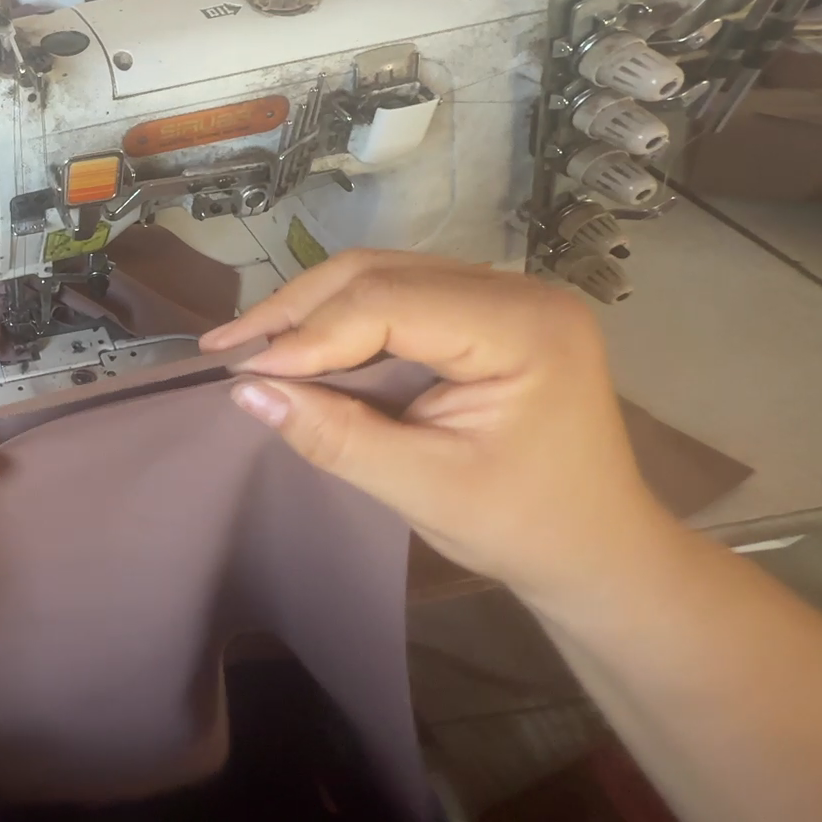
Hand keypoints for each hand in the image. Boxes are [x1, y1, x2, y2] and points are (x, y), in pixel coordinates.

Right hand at [199, 250, 677, 600]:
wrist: (595, 547)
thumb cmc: (523, 525)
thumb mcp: (424, 489)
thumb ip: (335, 436)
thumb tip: (245, 390)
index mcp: (523, 328)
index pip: (386, 303)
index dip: (307, 336)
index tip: (244, 374)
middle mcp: (512, 290)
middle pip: (372, 273)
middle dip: (291, 311)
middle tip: (226, 348)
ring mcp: (493, 294)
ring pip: (369, 274)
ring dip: (301, 309)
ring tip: (246, 344)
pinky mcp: (472, 309)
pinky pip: (381, 293)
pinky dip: (327, 317)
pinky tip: (291, 343)